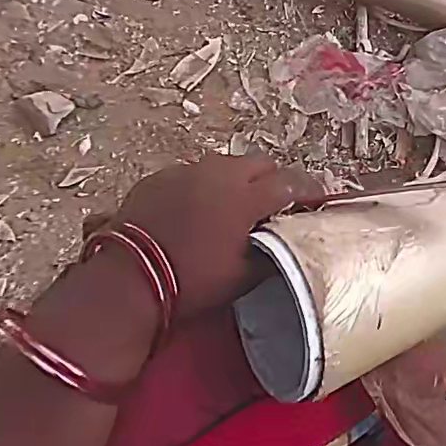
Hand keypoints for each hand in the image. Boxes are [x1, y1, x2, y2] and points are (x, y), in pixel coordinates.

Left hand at [109, 155, 322, 317]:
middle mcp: (221, 173)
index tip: (318, 201)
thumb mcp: (245, 275)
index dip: (310, 191)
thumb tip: (290, 239)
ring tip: (235, 205)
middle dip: (274, 180)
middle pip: (261, 164)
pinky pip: (194, 173)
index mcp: (248, 196)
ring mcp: (187, 171)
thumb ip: (275, 251)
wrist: (127, 280)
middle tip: (276, 204)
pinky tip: (198, 209)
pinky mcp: (160, 176)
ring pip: (226, 165)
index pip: (292, 183)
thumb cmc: (194, 281)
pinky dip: (205, 186)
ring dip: (239, 180)